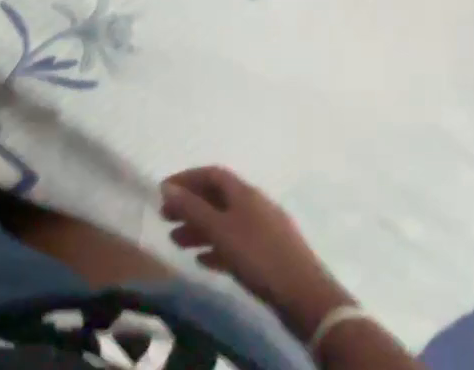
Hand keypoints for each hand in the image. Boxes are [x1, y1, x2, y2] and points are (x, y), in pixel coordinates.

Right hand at [160, 166, 350, 335]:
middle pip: (217, 199)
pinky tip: (203, 261)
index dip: (185, 178)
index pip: (211, 174)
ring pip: (226, 223)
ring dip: (200, 229)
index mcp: (246, 194)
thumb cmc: (259, 257)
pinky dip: (218, 248)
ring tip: (178, 243)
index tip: (163, 191)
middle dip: (189, 206)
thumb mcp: (218, 229)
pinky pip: (239, 244)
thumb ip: (191, 207)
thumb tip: (167, 186)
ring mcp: (268, 232)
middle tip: (166, 218)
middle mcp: (257, 207)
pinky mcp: (273, 256)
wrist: (310, 300)